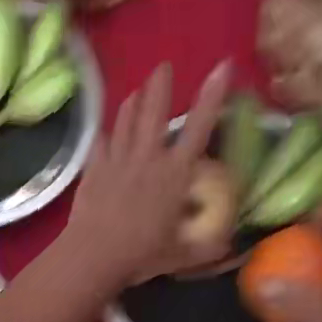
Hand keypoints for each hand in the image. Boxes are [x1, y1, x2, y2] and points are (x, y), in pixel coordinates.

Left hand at [59, 61, 232, 286]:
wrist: (94, 255)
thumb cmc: (141, 255)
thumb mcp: (180, 256)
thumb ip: (206, 249)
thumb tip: (229, 248)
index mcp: (175, 175)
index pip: (199, 128)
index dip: (212, 96)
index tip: (221, 67)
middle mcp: (147, 160)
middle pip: (154, 115)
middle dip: (160, 88)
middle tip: (162, 66)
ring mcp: (117, 163)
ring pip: (125, 125)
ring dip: (131, 106)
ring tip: (135, 91)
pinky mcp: (93, 173)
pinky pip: (99, 147)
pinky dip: (102, 136)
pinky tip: (102, 130)